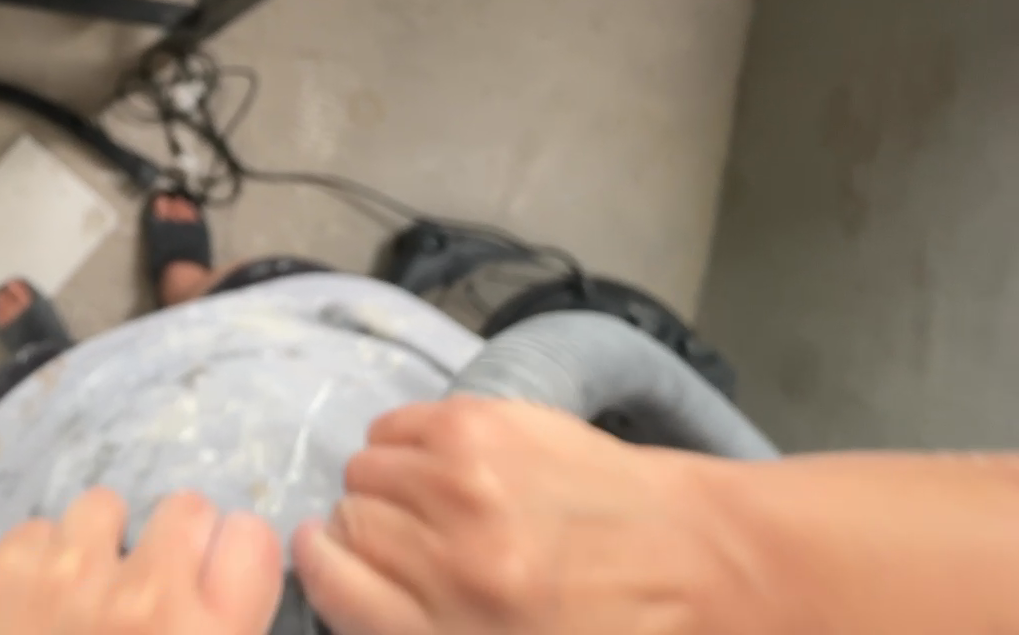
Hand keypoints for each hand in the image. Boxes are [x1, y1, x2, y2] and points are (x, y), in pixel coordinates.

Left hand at [0, 489, 283, 634]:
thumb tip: (226, 620)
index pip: (250, 539)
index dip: (235, 560)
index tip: (216, 583)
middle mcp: (145, 595)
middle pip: (184, 507)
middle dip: (175, 544)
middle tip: (154, 591)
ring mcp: (66, 573)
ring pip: (104, 505)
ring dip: (101, 546)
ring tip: (85, 600)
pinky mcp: (3, 572)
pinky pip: (38, 530)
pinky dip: (40, 563)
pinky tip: (32, 612)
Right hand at [294, 398, 735, 634]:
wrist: (710, 566)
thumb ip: (416, 624)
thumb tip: (332, 567)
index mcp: (463, 632)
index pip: (329, 579)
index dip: (324, 567)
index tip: (336, 559)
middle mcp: (455, 556)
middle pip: (347, 520)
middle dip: (371, 535)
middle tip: (418, 545)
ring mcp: (463, 479)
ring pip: (363, 468)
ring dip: (390, 488)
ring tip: (439, 504)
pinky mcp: (475, 420)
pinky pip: (390, 426)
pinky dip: (405, 447)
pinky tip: (450, 467)